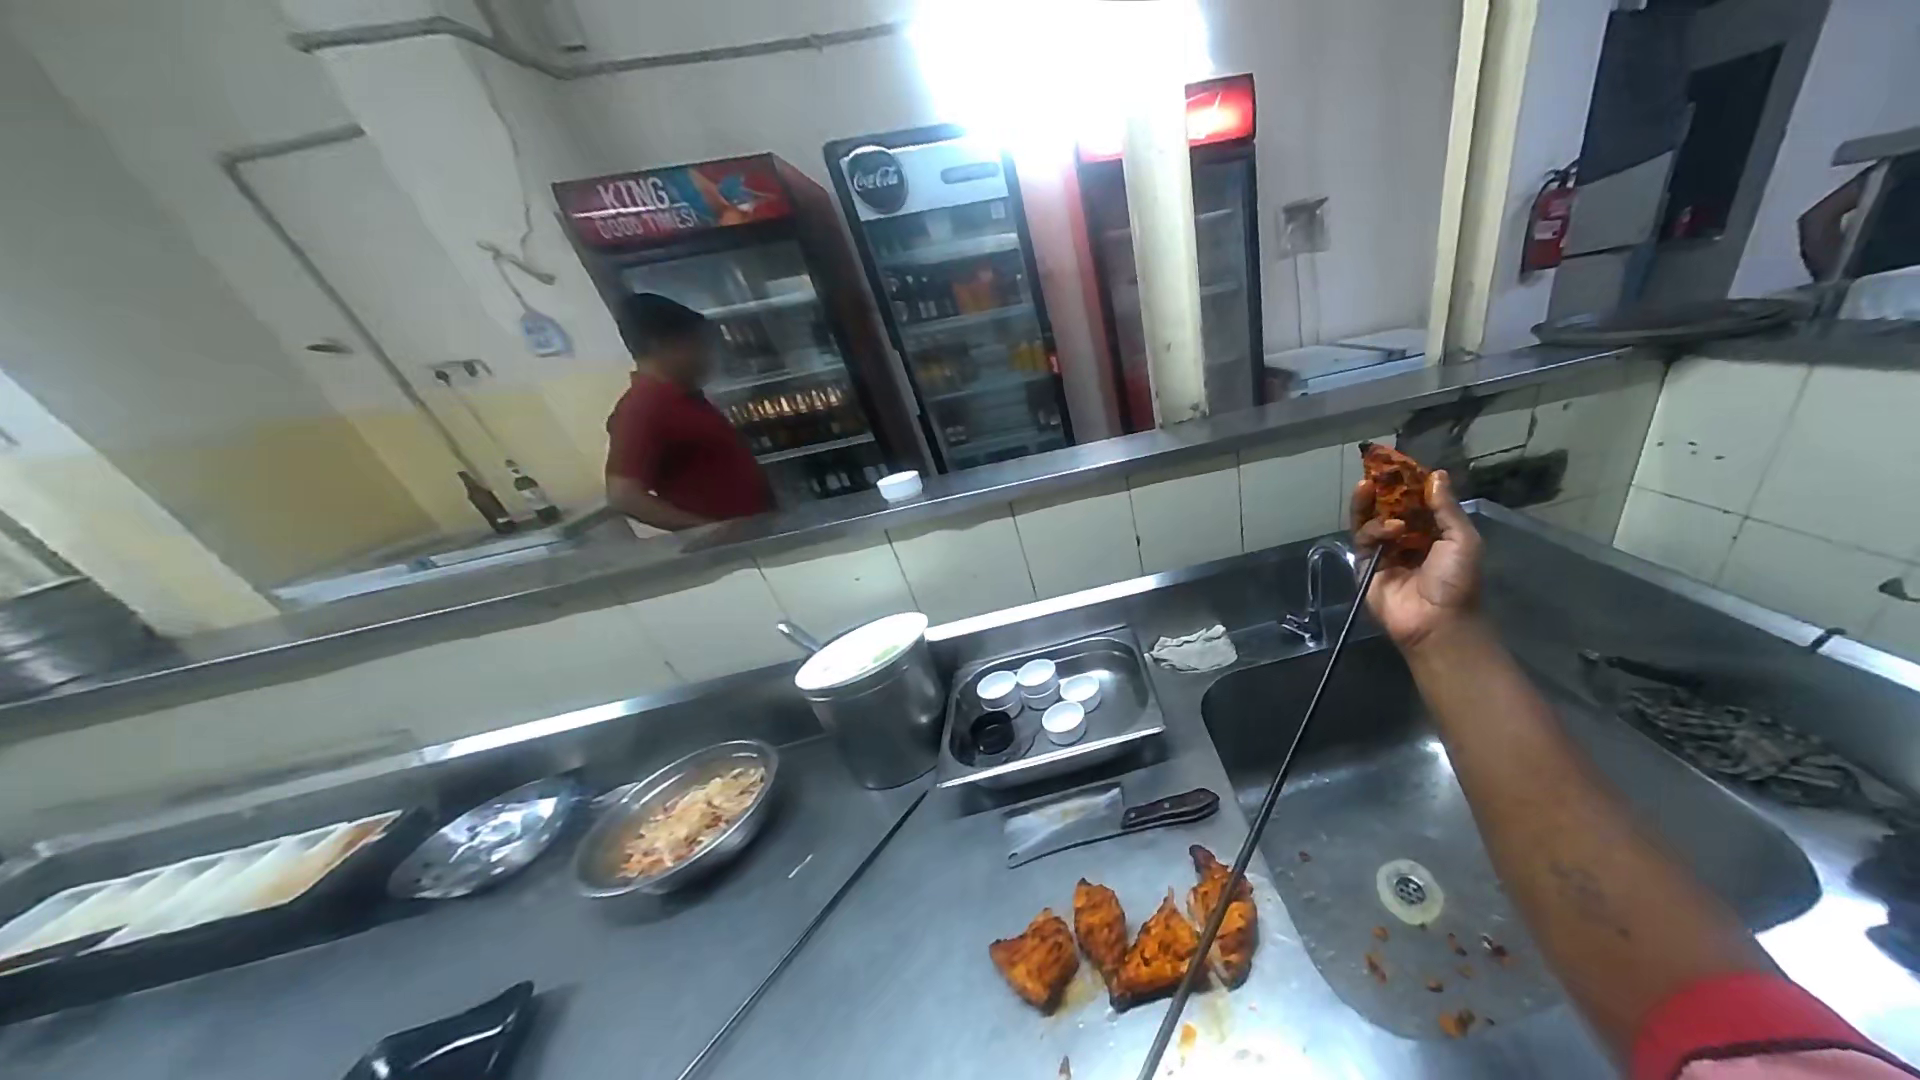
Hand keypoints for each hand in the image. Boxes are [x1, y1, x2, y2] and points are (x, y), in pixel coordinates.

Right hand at [1349, 469, 1482, 650]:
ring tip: (1370, 488)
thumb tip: (1436, 475)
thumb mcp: (1462, 539)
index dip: (1406, 483)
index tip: (1398, 464)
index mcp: (1431, 532)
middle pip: (1386, 508)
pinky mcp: (1364, 564)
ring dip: (1370, 504)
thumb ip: (1445, 508)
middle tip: (1373, 469)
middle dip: (1380, 488)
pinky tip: (1391, 529)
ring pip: (1369, 520)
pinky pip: (1363, 539)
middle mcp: (1405, 539)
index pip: (1414, 502)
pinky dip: (1373, 528)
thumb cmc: (1457, 580)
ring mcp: (1382, 552)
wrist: (1436, 620)